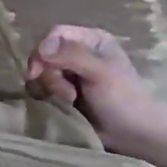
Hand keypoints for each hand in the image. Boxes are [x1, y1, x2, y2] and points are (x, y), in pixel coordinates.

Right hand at [25, 26, 166, 162]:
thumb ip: (72, 56)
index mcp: (91, 40)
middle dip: (49, 75)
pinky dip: (47, 98)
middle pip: (45, 55)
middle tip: (68, 94)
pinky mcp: (64, 95)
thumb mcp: (100, 72)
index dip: (42, 51)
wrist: (130, 132)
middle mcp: (78, 53)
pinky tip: (61, 107)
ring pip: (42, 75)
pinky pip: (44, 91)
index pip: (55, 34)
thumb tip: (40, 48)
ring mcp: (70, 75)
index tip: (36, 73)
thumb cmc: (121, 98)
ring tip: (70, 102)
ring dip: (50, 89)